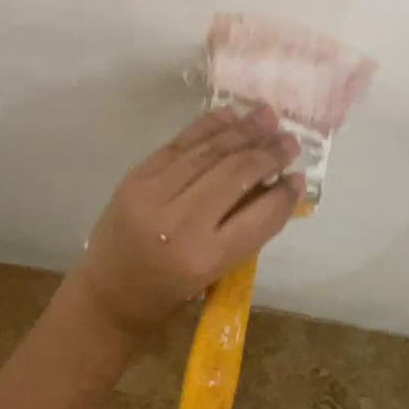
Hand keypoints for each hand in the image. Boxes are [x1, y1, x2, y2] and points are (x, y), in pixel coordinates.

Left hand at [73, 106, 304, 334]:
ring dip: (243, 131)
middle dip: (267, 154)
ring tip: (268, 117)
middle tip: (290, 142)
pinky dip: (208, 127)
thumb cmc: (169, 292)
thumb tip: (278, 185)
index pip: (258, 217)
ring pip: (208, 153)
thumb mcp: (214, 274)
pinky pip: (179, 144)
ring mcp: (153, 196)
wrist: (109, 292)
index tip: (299, 177)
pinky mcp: (135, 178)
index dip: (284, 195)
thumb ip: (244, 232)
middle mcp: (180, 225)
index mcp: (205, 259)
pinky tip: (232, 116)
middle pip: (235, 175)